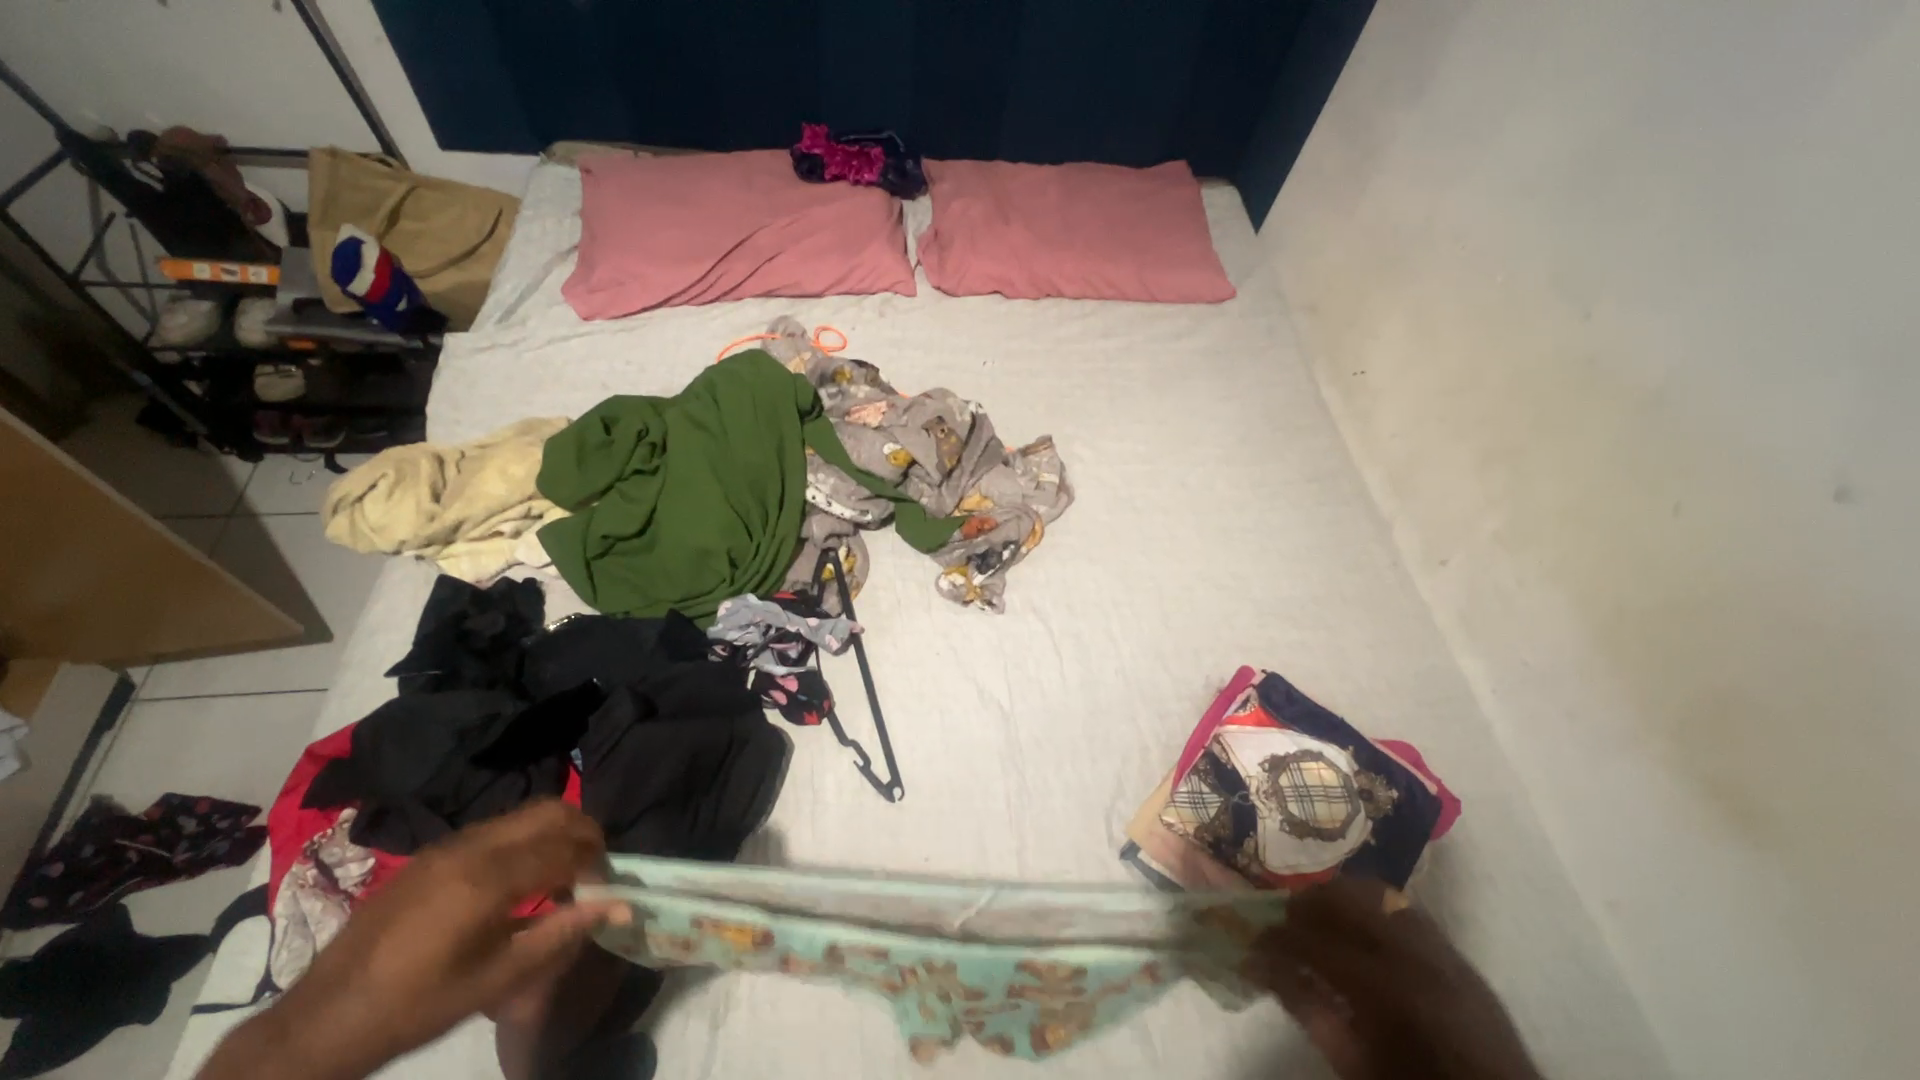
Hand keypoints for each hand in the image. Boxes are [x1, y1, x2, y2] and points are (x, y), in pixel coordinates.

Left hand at [199, 800, 626, 1079]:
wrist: (325, 1018)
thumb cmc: (418, 1005)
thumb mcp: (497, 978)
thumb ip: (562, 934)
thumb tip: (620, 906)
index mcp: (488, 878)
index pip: (566, 847)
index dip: (597, 861)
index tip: (609, 886)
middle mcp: (470, 847)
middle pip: (548, 811)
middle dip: (582, 831)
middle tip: (595, 867)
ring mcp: (446, 846)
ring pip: (521, 815)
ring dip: (553, 834)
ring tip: (562, 876)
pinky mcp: (429, 855)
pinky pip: (494, 830)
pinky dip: (523, 841)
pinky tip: (520, 882)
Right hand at [1246, 879, 1541, 1079]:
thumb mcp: (1354, 1065)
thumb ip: (1308, 1010)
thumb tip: (1260, 968)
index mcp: (1385, 990)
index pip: (1313, 940)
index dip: (1275, 938)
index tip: (1253, 944)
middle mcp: (1414, 954)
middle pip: (1344, 897)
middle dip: (1305, 905)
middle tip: (1283, 927)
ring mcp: (1440, 947)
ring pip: (1375, 891)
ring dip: (1338, 899)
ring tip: (1319, 921)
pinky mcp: (1455, 951)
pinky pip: (1404, 908)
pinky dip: (1372, 908)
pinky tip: (1359, 931)